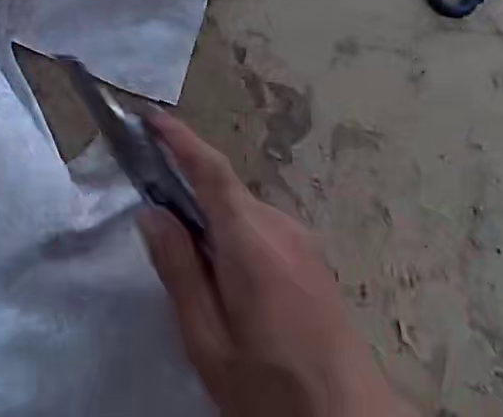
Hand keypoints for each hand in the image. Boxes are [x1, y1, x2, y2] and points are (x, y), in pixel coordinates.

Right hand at [138, 113, 413, 416]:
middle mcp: (280, 225)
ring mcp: (302, 238)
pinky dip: (237, 239)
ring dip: (215, 227)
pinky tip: (233, 286)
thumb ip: (180, 271)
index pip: (210, 170)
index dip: (180, 138)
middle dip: (189, 198)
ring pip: (244, 214)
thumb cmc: (270, 386)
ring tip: (197, 278)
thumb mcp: (209, 342)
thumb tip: (152, 213)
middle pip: (225, 193)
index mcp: (251, 241)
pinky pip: (263, 229)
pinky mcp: (312, 255)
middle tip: (158, 230)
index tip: (152, 116)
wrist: (350, 416)